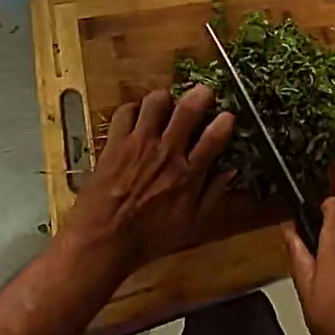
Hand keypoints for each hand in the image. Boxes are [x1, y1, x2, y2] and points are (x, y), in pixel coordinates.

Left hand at [60, 84, 235, 277]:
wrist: (103, 241)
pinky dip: (134, 109)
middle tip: (203, 93)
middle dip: (200, 95)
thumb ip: (213, 193)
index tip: (227, 116)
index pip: (214, 137)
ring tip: (167, 105)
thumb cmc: (150, 237)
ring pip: (156, 102)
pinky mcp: (115, 142)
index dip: (225, 121)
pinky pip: (125, 111)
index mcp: (188, 174)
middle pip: (188, 109)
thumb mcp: (191, 223)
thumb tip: (232, 169)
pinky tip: (137, 118)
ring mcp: (138, 144)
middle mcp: (166, 152)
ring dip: (165, 99)